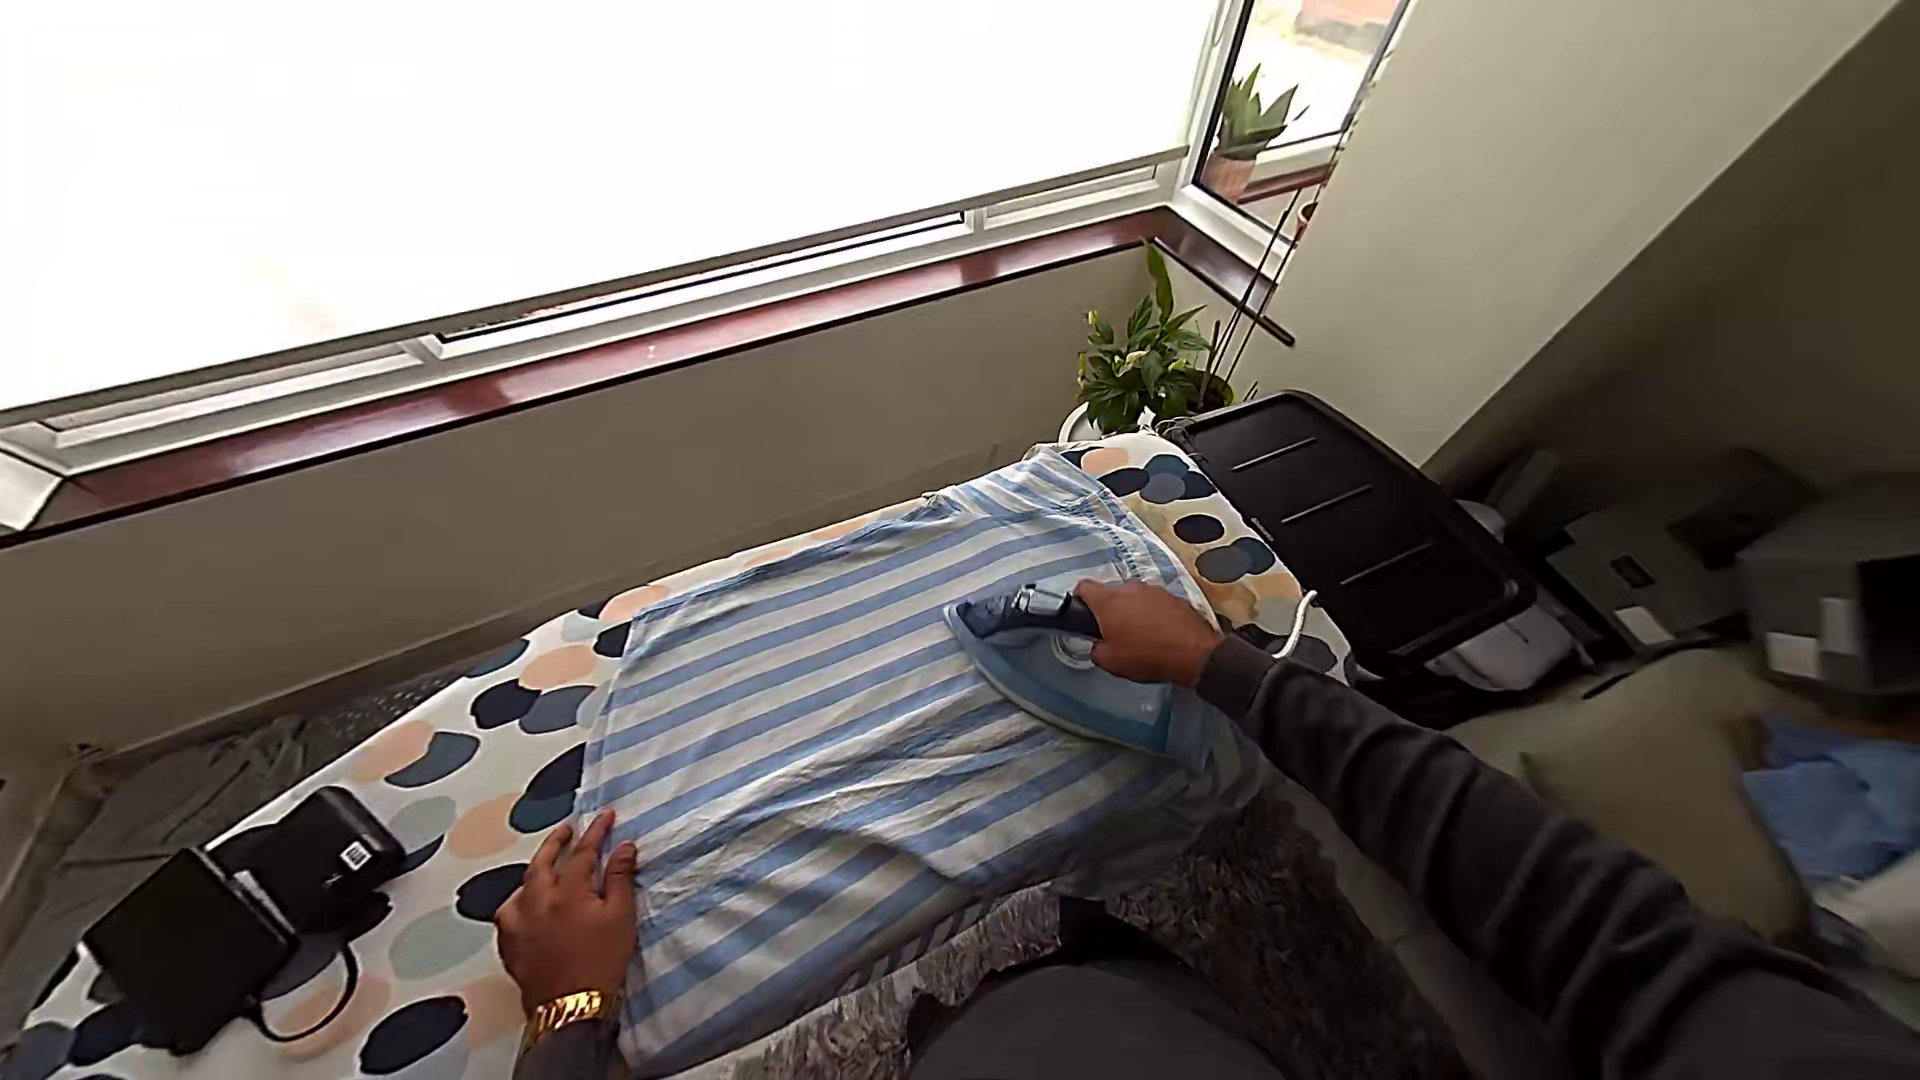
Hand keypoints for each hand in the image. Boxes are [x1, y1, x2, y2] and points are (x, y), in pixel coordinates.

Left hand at [494, 809, 639, 1013]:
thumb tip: (624, 846)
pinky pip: (507, 916)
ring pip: (518, 891)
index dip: (596, 831)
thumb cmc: (603, 956)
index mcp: (567, 893)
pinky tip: (526, 905)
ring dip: (533, 873)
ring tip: (544, 867)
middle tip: (567, 829)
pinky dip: (518, 902)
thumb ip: (620, 877)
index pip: (582, 852)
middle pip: (541, 865)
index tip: (606, 815)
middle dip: (555, 842)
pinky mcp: (511, 948)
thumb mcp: (621, 914)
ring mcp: (519, 927)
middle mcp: (537, 905)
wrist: (572, 1007)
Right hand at [1076, 579, 1222, 686]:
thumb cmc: (1145, 656)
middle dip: (1109, 608)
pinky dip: (1153, 612)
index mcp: (1108, 600)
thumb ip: (1096, 650)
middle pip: (1110, 592)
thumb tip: (1097, 645)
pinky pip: (1155, 601)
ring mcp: (1154, 589)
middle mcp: (1129, 587)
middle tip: (1114, 631)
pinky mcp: (1174, 596)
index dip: (1080, 599)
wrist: (1194, 655)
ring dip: (1132, 608)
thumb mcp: (1110, 662)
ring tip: (1140, 632)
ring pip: (1134, 595)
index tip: (1085, 614)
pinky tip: (1160, 631)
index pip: (1083, 587)